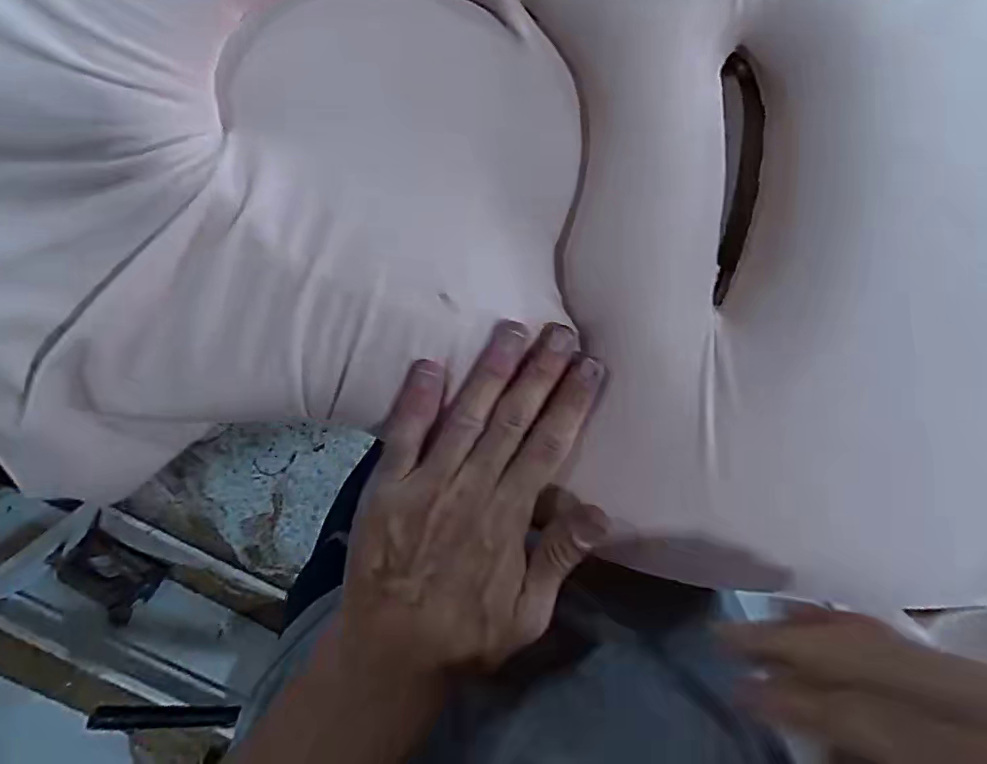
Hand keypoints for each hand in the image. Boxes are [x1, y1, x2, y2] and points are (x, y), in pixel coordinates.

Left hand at [233, 321, 607, 763]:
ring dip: (490, 370)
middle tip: (560, 331)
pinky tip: (430, 363)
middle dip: (540, 371)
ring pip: (465, 416)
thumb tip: (601, 512)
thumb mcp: (528, 615)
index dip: (571, 403)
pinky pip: (401, 437)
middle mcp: (469, 491)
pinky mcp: (384, 488)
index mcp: (508, 518)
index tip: (590, 366)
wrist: (384, 657)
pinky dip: (416, 400)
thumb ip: (560, 558)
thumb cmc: (466, 631)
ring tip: (512, 329)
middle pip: (512, 419)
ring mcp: (424, 486)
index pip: (548, 446)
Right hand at [721, 608, 986, 763]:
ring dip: (814, 626)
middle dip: (789, 642)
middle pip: (862, 651)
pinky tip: (817, 618)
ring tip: (761, 622)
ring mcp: (982, 673)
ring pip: (878, 630)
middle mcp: (977, 692)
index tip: (736, 685)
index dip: (789, 697)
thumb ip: (852, 751)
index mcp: (967, 736)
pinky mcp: (978, 668)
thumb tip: (797, 721)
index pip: (854, 707)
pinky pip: (902, 637)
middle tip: (729, 634)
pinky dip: (853, 626)